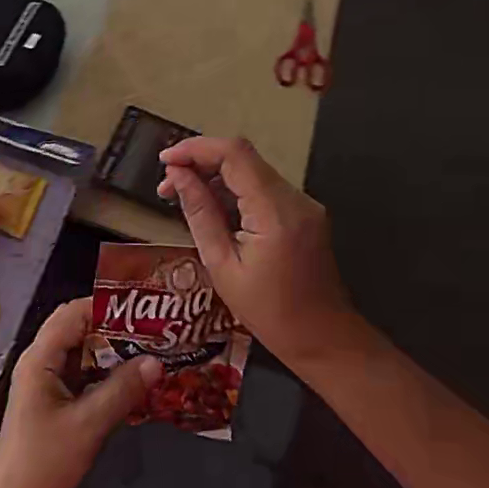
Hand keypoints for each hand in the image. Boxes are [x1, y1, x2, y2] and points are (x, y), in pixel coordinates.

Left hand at [0, 299, 160, 487]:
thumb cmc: (44, 461)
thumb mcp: (88, 424)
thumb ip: (122, 390)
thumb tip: (156, 360)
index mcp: (40, 358)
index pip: (72, 313)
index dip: (107, 306)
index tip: (145, 309)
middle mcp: (39, 361)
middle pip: (77, 330)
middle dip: (114, 328)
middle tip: (156, 332)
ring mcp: (44, 381)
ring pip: (80, 353)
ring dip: (111, 352)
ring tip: (152, 352)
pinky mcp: (51, 401)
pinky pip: (80, 375)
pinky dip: (103, 374)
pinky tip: (132, 383)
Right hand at [157, 137, 370, 363]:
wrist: (323, 338)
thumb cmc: (268, 312)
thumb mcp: (221, 265)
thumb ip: (200, 214)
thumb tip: (177, 177)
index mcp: (276, 213)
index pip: (235, 155)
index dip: (195, 149)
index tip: (165, 161)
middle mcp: (295, 199)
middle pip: (242, 157)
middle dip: (199, 162)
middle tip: (166, 187)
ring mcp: (303, 204)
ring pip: (251, 170)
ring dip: (213, 175)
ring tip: (181, 197)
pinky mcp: (302, 213)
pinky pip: (261, 188)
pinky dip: (231, 190)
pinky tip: (210, 208)